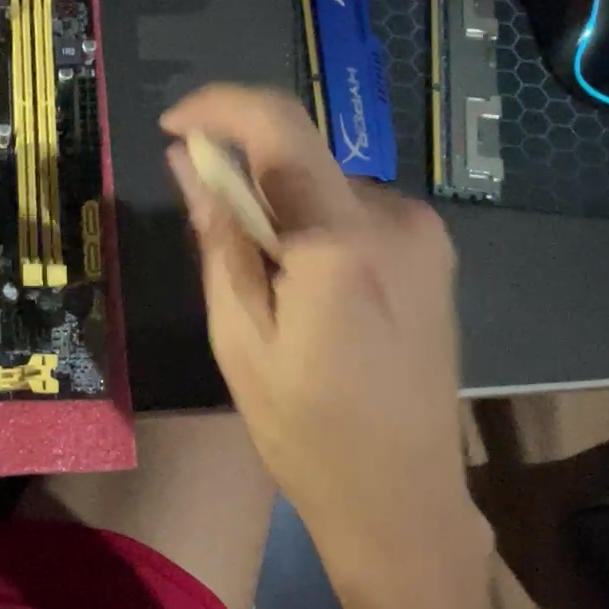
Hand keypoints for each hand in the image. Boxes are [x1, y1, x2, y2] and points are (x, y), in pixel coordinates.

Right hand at [161, 85, 486, 588]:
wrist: (399, 497)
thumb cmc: (305, 433)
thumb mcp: (240, 342)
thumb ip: (218, 244)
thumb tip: (188, 167)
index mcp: (341, 242)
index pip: (279, 128)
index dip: (218, 110)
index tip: (172, 126)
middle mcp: (397, 219)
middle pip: (303, 164)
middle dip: (247, 190)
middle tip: (217, 260)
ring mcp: (426, 239)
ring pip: (329, 195)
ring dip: (284, 222)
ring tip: (269, 305)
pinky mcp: (435, 261)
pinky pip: (358, 222)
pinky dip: (318, 239)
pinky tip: (310, 306)